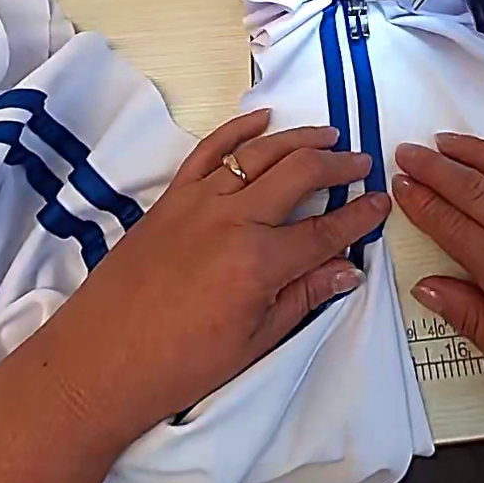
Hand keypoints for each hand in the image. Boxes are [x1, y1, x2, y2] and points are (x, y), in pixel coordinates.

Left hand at [13, 109, 390, 443]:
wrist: (102, 357)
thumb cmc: (180, 363)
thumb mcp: (252, 343)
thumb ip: (302, 297)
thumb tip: (347, 270)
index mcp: (258, 262)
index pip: (325, 231)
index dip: (359, 216)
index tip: (381, 203)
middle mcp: (233, 218)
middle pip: (300, 174)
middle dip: (338, 164)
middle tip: (360, 163)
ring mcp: (200, 199)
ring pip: (260, 153)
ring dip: (299, 139)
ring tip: (327, 136)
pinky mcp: (173, 194)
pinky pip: (209, 149)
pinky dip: (237, 129)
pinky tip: (262, 119)